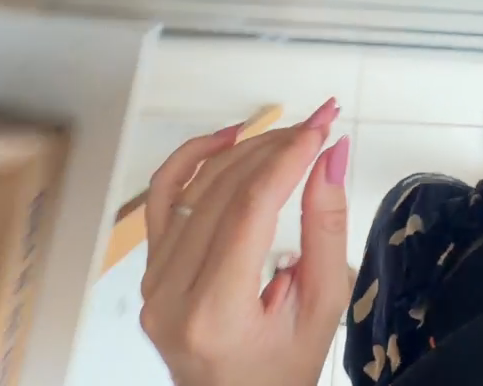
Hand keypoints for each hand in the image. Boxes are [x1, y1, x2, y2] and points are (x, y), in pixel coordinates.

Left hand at [139, 100, 350, 385]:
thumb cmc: (284, 368)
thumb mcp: (323, 307)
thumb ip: (327, 228)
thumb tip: (333, 153)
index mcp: (214, 315)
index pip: (250, 209)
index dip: (289, 157)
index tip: (324, 124)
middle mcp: (169, 295)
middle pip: (224, 190)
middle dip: (277, 145)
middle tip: (319, 122)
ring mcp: (152, 281)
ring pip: (196, 184)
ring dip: (247, 148)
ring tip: (290, 133)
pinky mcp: (150, 268)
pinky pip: (164, 196)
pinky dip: (193, 157)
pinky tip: (230, 136)